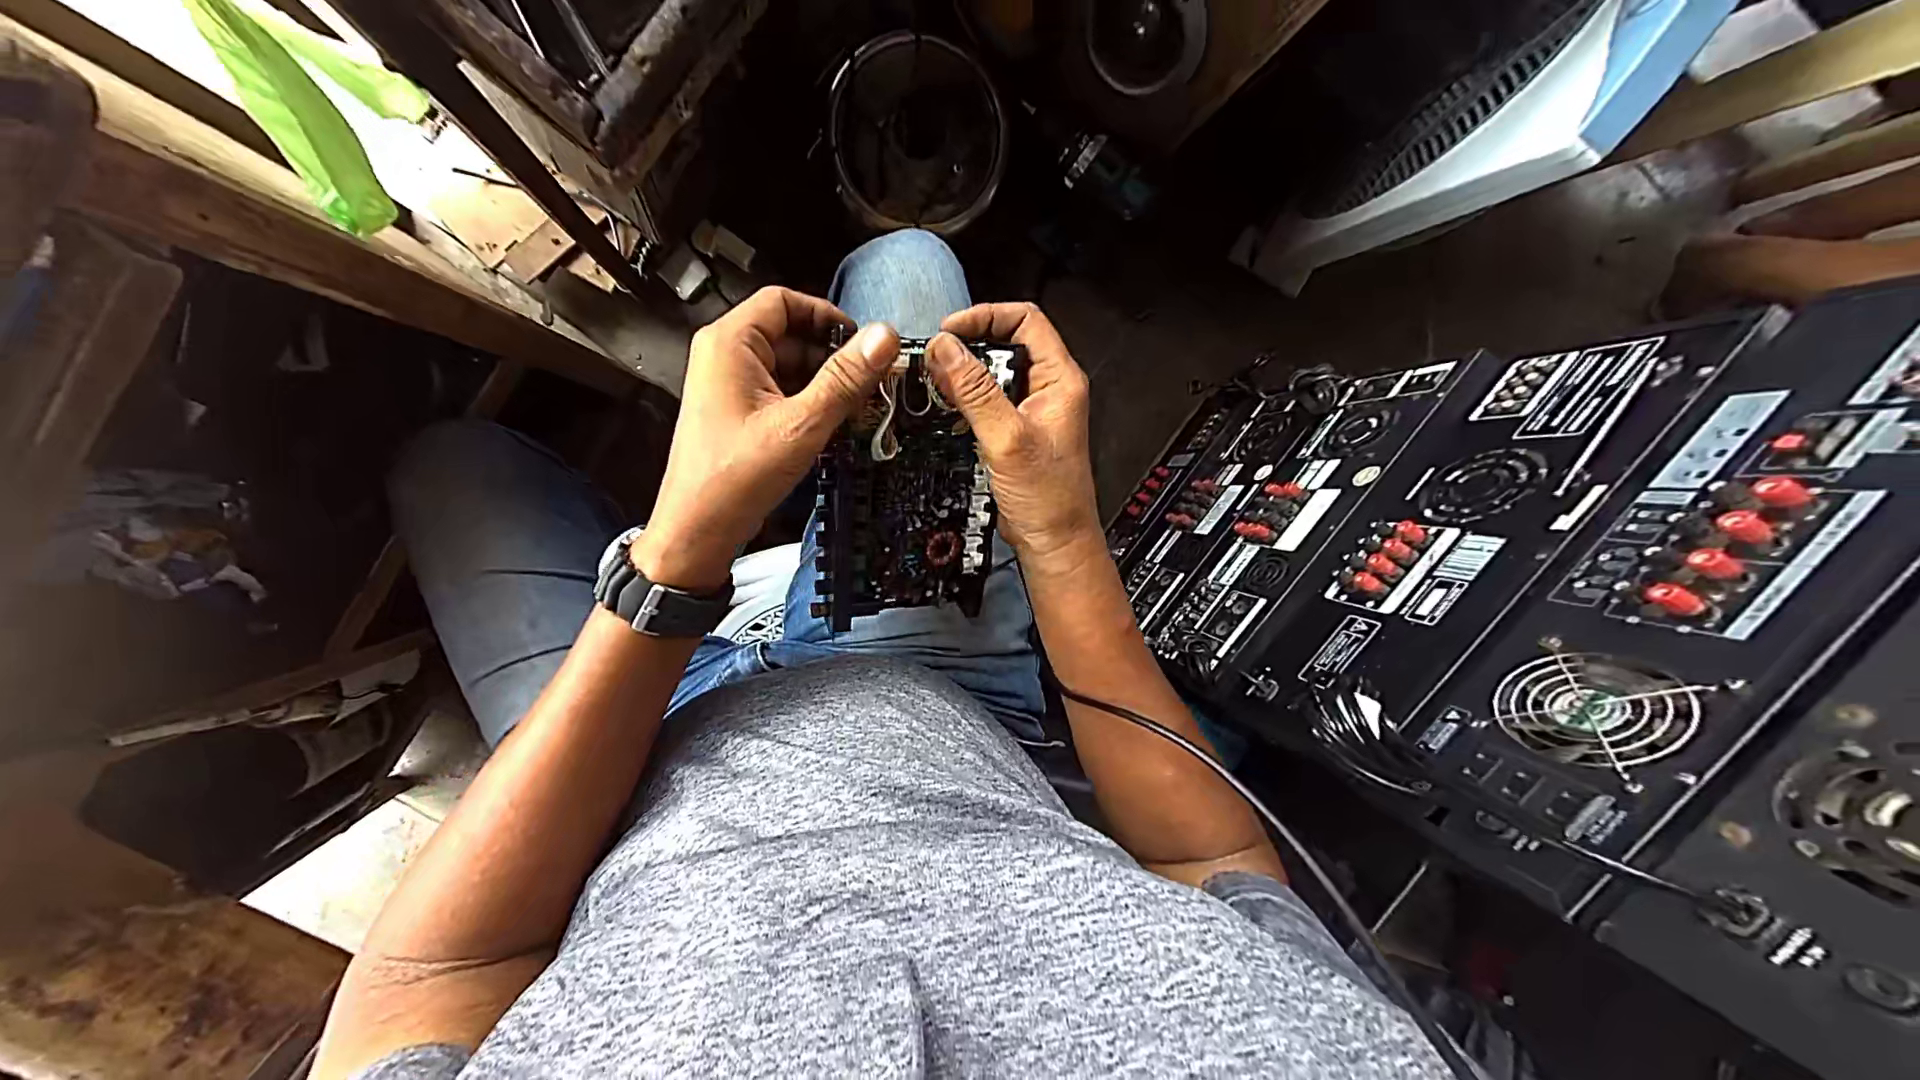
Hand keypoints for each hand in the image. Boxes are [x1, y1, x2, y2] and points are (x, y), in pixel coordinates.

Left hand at [634, 287, 898, 589]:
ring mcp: (733, 385)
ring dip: (826, 384)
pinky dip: (811, 403)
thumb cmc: (733, 478)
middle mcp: (727, 357)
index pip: (784, 301)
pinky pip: (783, 392)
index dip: (827, 315)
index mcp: (730, 344)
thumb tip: (882, 340)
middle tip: (868, 383)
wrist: (699, 529)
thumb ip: (845, 379)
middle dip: (833, 358)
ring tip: (855, 409)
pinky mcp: (742, 411)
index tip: (862, 342)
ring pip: (791, 366)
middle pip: (792, 334)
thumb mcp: (801, 424)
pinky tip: (833, 425)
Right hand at [926, 303, 1100, 571]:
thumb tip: (945, 349)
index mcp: (1060, 380)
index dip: (986, 317)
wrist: (1053, 540)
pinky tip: (949, 410)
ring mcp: (1030, 410)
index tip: (950, 330)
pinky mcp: (1014, 430)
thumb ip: (974, 390)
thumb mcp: (1007, 438)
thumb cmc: (1050, 498)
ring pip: (992, 373)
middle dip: (968, 346)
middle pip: (1005, 343)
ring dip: (963, 375)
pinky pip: (987, 401)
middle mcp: (1048, 390)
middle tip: (936, 359)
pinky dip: (964, 400)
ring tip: (938, 384)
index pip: (1026, 320)